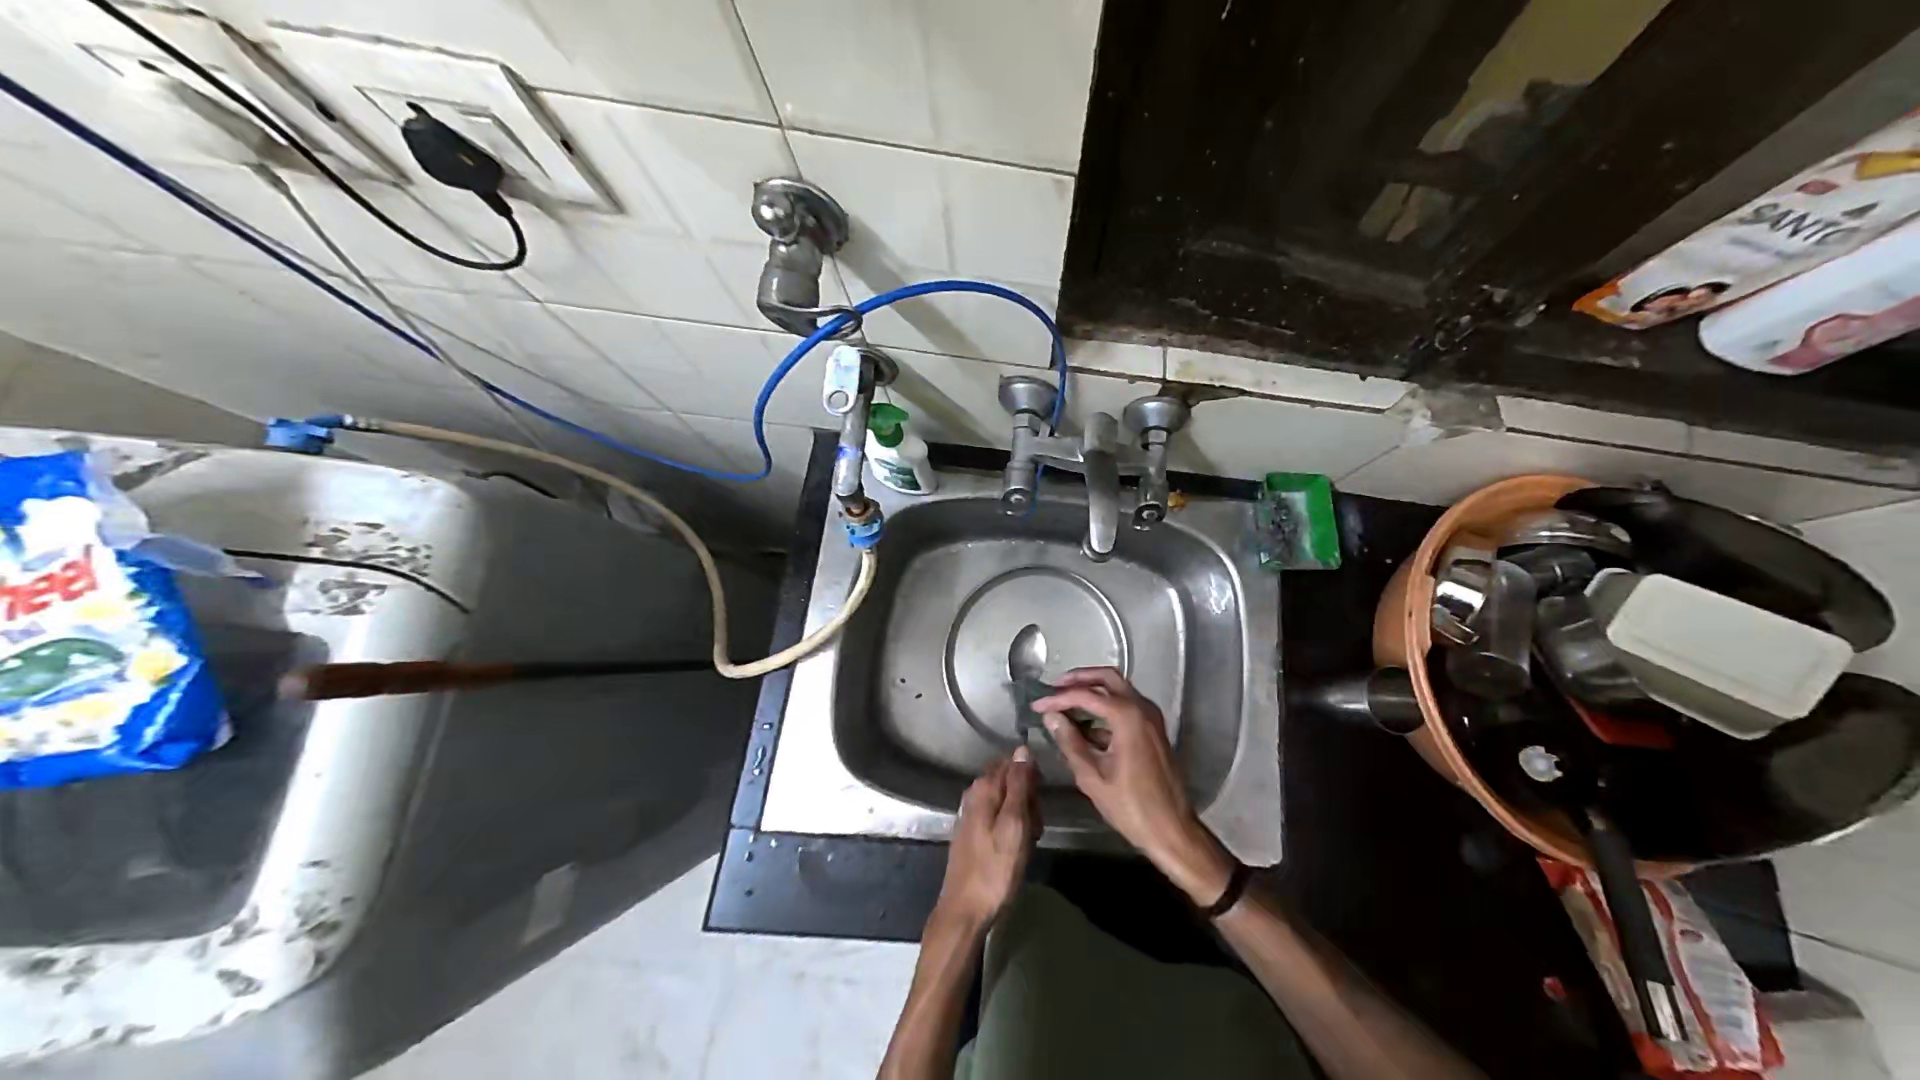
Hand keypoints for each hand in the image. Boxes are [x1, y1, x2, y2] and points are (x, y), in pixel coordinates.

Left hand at [934, 748, 1039, 931]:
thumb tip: (1023, 749)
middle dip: (1030, 801)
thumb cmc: (995, 869)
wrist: (966, 910)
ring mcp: (972, 814)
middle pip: (1012, 782)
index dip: (1033, 779)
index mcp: (984, 787)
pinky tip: (1016, 850)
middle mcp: (974, 794)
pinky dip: (1013, 831)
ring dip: (1024, 818)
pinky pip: (1001, 819)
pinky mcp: (974, 833)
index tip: (1041, 801)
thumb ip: (1019, 785)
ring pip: (1009, 802)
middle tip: (1035, 829)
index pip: (1014, 762)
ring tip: (1028, 843)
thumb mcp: (1015, 824)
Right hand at [1033, 668, 1234, 905]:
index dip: (1057, 698)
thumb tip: (1051, 717)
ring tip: (1064, 703)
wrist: (1172, 829)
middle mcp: (1142, 709)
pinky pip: (1126, 706)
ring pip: (1119, 689)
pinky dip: (1105, 707)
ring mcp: (1151, 718)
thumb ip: (1070, 742)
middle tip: (1054, 689)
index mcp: (1127, 716)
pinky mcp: (1153, 730)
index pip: (1085, 695)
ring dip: (1092, 691)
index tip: (1036, 705)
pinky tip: (1085, 724)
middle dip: (1079, 679)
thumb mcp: (1092, 776)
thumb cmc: (1130, 806)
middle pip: (1107, 678)